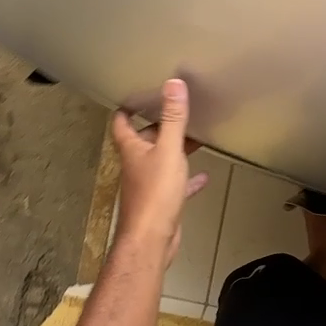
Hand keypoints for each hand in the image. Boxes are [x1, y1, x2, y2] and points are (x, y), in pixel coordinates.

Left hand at [112, 78, 209, 268]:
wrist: (152, 241)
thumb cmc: (156, 193)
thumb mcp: (168, 150)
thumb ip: (173, 118)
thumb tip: (173, 84)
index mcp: (132, 149)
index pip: (122, 122)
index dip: (128, 108)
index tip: (140, 94)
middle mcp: (136, 164)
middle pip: (145, 140)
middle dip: (159, 126)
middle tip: (177, 111)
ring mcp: (147, 184)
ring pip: (160, 160)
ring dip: (174, 149)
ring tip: (194, 137)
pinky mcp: (161, 202)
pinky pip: (175, 184)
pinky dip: (187, 178)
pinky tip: (203, 176)